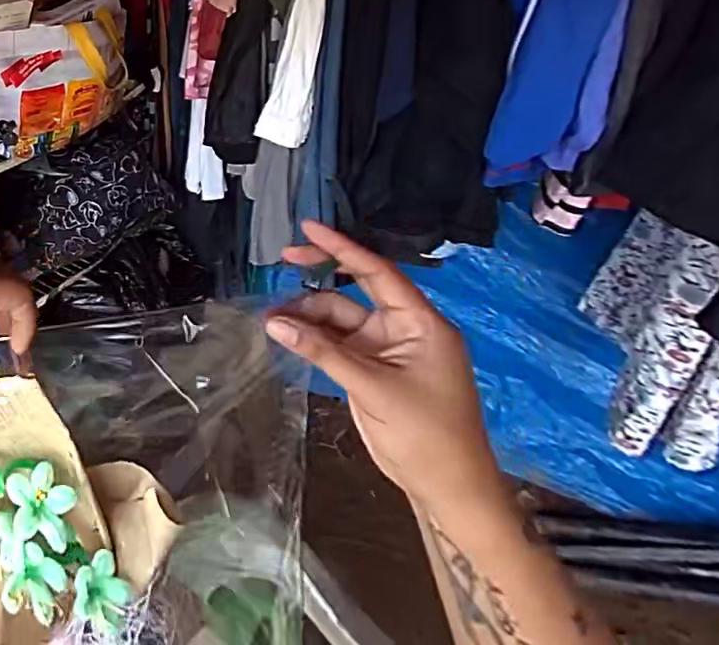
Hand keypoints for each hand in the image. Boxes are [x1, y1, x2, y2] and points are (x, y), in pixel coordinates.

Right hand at [266, 220, 504, 510]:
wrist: (446, 489)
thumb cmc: (428, 435)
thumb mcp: (374, 387)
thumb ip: (322, 351)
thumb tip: (274, 323)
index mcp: (420, 322)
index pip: (377, 272)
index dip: (343, 248)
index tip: (309, 228)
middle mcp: (401, 326)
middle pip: (354, 287)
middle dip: (320, 273)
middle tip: (284, 258)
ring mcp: (382, 346)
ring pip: (337, 316)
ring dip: (306, 314)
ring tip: (272, 317)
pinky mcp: (368, 366)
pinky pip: (334, 340)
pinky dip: (310, 336)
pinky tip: (285, 332)